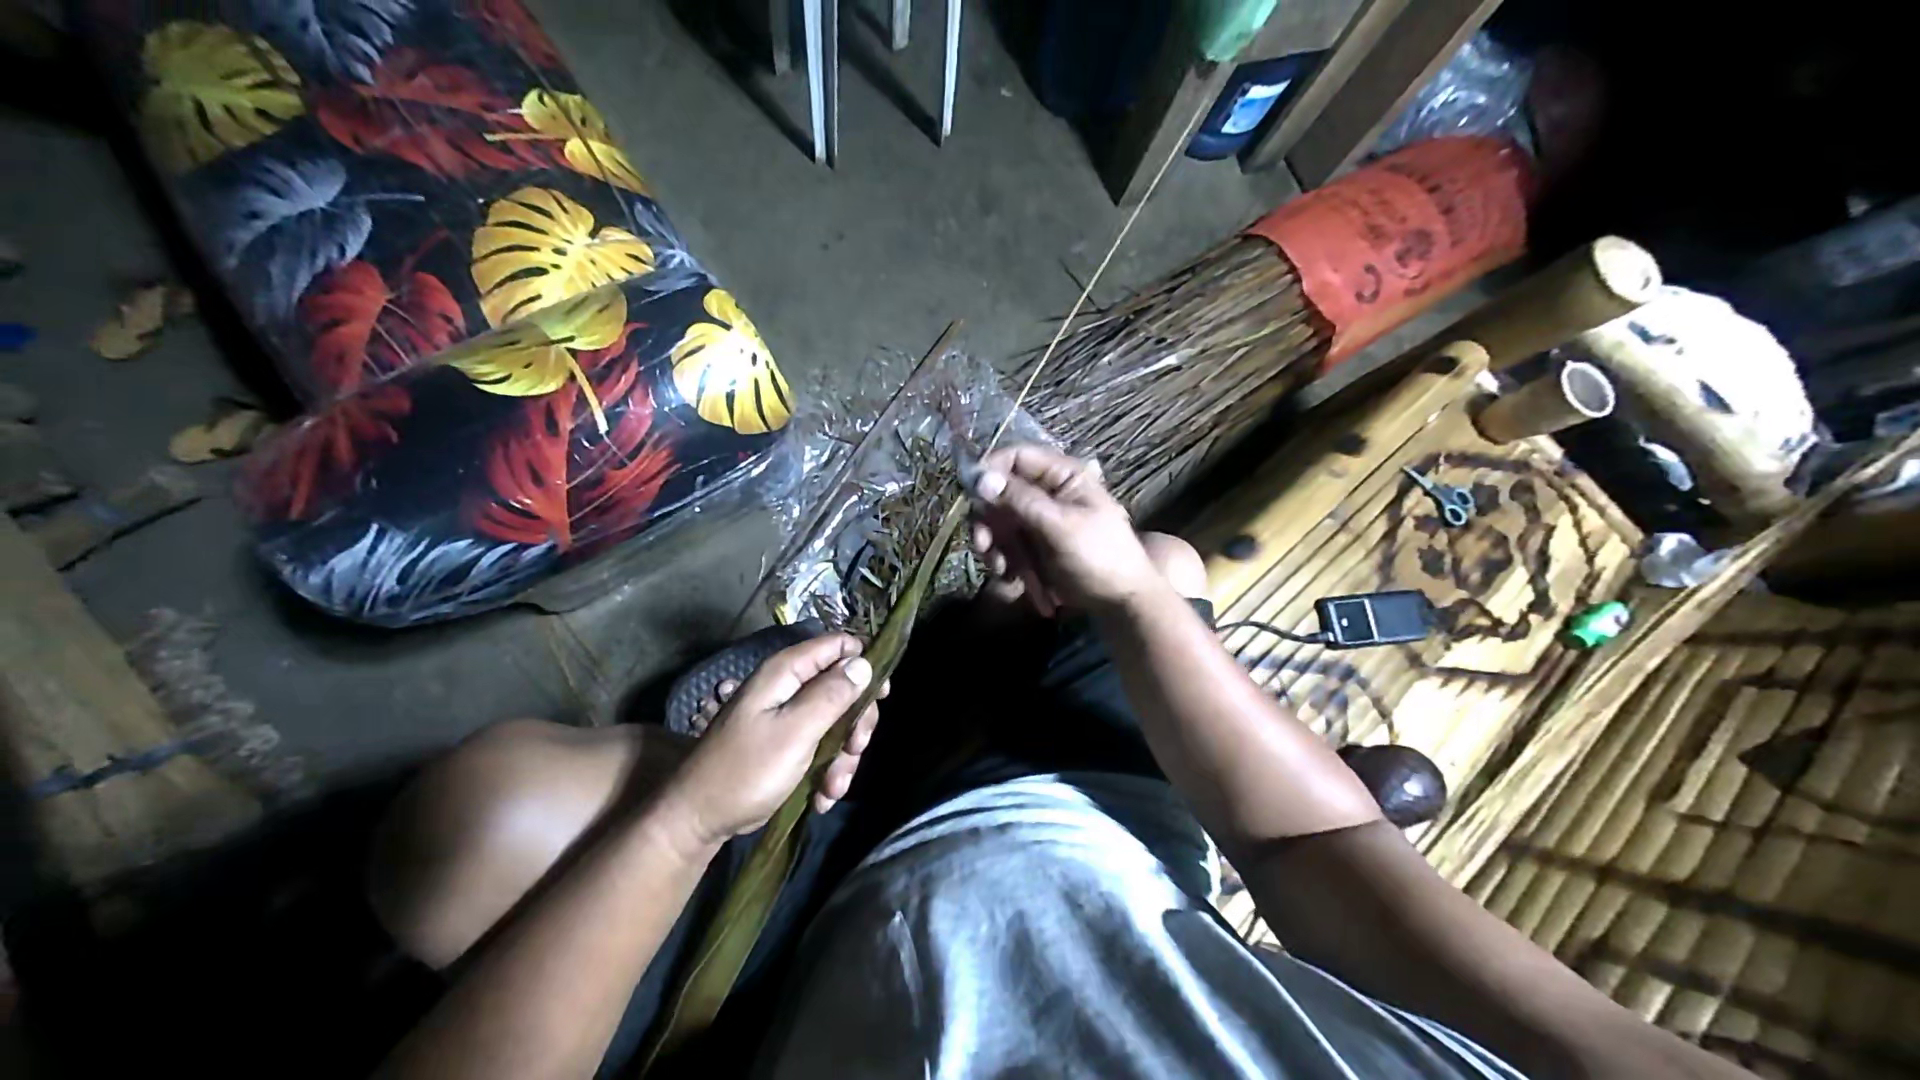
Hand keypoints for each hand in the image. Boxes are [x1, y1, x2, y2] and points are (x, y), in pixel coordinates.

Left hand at [660, 634, 881, 846]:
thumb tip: (863, 663)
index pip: (837, 646)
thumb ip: (831, 695)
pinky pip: (822, 746)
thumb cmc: (746, 770)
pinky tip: (822, 796)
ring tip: (833, 787)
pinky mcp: (788, 744)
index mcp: (786, 673)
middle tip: (855, 749)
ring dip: (843, 756)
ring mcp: (787, 717)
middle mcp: (788, 688)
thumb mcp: (795, 732)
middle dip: (856, 722)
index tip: (881, 697)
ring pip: (837, 722)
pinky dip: (828, 770)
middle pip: (843, 687)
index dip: (864, 665)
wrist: (700, 818)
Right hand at [969, 444, 1161, 615]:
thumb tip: (980, 477)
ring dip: (994, 545)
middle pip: (1000, 492)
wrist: (1121, 602)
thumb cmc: (1100, 556)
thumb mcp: (1060, 526)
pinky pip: (1006, 546)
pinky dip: (1003, 561)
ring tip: (1000, 568)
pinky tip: (1011, 578)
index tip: (972, 494)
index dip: (990, 470)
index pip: (1016, 457)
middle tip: (983, 544)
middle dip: (989, 520)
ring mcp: (1039, 520)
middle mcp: (1047, 493)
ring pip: (998, 522)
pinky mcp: (1034, 546)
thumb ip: (1021, 500)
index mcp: (1062, 476)